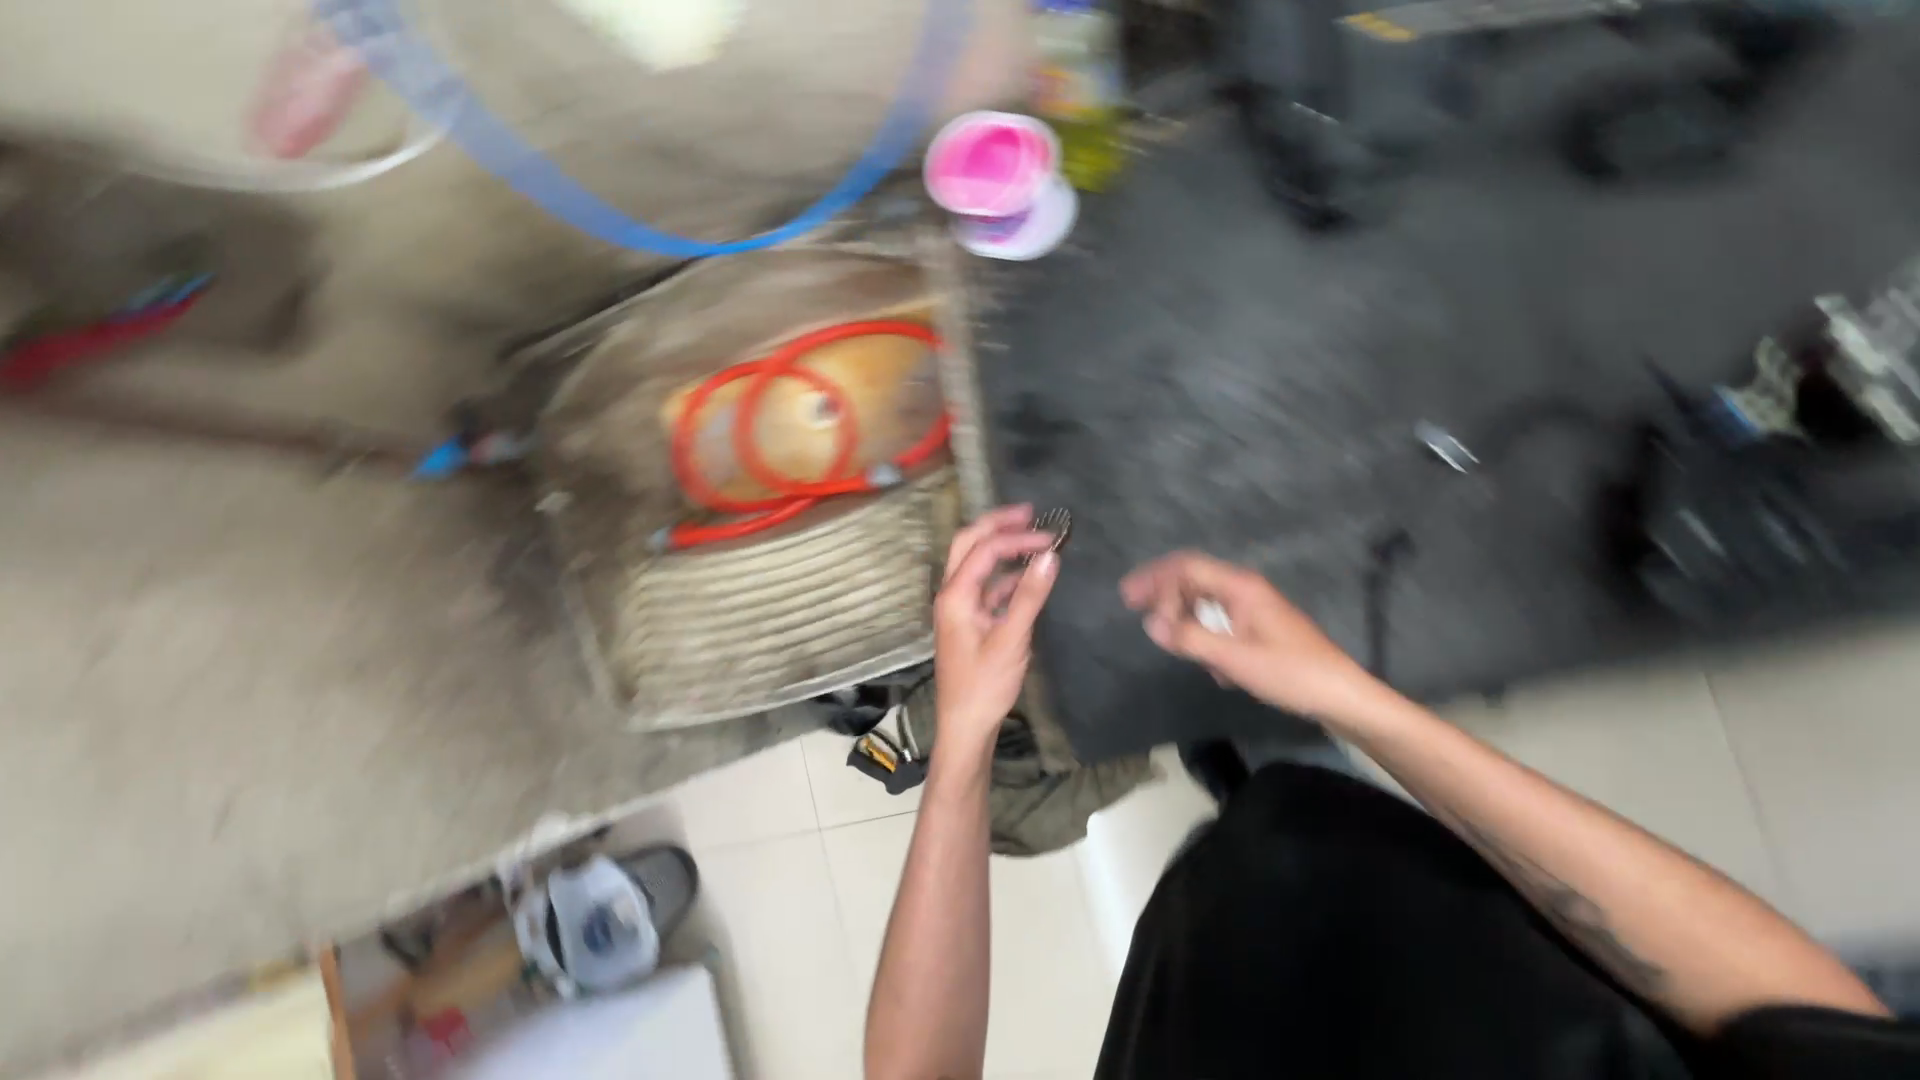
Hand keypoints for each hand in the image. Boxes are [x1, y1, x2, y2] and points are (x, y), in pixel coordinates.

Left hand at [933, 505, 1059, 747]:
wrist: (965, 724)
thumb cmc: (985, 684)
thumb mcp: (1012, 639)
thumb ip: (1030, 595)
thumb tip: (1050, 555)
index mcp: (955, 595)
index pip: (985, 550)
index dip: (1018, 538)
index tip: (1051, 538)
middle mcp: (951, 594)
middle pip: (968, 544)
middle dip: (997, 526)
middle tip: (1029, 514)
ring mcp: (958, 608)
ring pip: (975, 564)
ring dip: (1000, 548)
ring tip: (1031, 538)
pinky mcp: (968, 622)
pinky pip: (985, 587)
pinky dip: (1005, 575)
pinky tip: (1027, 577)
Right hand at [1120, 551, 1377, 722]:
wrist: (1342, 696)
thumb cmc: (1291, 673)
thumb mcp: (1234, 659)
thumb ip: (1190, 639)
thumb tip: (1150, 624)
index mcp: (1240, 587)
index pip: (1187, 568)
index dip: (1155, 580)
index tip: (1133, 604)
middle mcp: (1245, 590)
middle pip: (1193, 579)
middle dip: (1162, 592)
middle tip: (1131, 603)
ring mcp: (1253, 609)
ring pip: (1205, 602)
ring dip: (1184, 618)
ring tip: (1169, 640)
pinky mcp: (1258, 628)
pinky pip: (1220, 622)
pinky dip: (1205, 636)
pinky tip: (1210, 665)